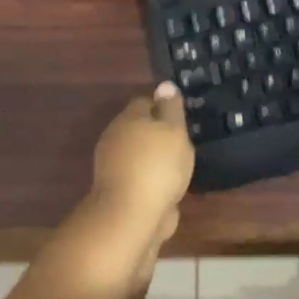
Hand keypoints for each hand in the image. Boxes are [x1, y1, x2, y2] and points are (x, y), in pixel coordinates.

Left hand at [89, 82, 194, 229]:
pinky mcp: (119, 189)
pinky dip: (152, 176)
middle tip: (184, 140)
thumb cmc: (158, 165)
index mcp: (128, 119)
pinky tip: (169, 184)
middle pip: (139, 127)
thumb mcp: (174, 131)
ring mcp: (114, 165)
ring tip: (179, 164)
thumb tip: (165, 84)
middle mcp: (116, 138)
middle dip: (159, 132)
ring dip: (155, 156)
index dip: (164, 106)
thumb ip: (171, 108)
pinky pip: (139, 174)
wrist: (132, 214)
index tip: (182, 116)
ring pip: (139, 152)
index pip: (145, 101)